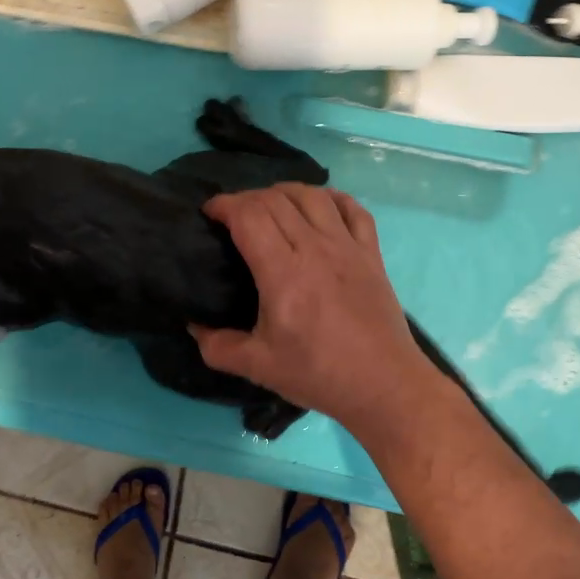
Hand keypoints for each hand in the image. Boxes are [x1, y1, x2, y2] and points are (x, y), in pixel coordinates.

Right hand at [191, 185, 439, 434]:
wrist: (385, 386)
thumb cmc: (319, 374)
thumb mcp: (257, 367)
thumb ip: (217, 346)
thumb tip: (194, 325)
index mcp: (283, 273)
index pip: (249, 215)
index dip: (223, 205)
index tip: (208, 213)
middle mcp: (315, 249)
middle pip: (275, 199)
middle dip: (246, 198)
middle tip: (232, 215)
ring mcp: (347, 247)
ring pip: (312, 196)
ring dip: (284, 192)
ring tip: (270, 205)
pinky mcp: (371, 254)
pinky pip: (352, 208)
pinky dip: (330, 198)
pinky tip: (318, 206)